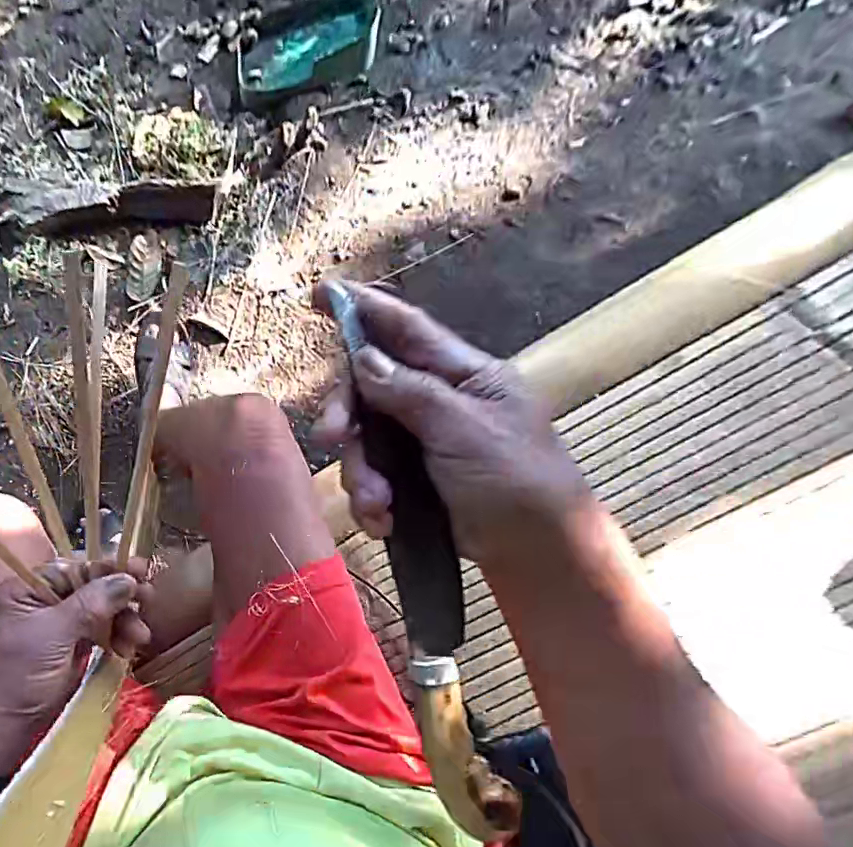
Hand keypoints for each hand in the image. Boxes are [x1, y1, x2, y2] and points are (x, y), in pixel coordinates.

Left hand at [0, 557, 152, 774]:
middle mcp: (40, 602)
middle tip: (149, 598)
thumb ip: (90, 603)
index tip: (140, 569)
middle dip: (119, 595)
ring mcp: (56, 626)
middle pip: (88, 587)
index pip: (71, 567)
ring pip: (98, 611)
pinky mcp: (70, 648)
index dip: (106, 568)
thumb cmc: (20, 674)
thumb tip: (127, 578)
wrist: (6, 728)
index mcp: (25, 589)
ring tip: (141, 636)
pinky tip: (130, 648)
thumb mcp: (54, 634)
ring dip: (123, 620)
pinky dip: (117, 638)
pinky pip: (99, 633)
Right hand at [311, 281, 594, 570]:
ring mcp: (415, 441)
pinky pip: (365, 479)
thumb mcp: (465, 428)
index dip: (364, 308)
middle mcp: (430, 401)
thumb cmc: (516, 478)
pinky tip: (384, 519)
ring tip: (380, 503)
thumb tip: (362, 358)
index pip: (404, 329)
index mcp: (460, 375)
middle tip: (332, 438)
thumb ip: (411, 392)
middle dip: (345, 416)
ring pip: (359, 442)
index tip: (322, 292)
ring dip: (361, 475)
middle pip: (364, 390)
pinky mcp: (403, 479)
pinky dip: (368, 502)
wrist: (530, 548)